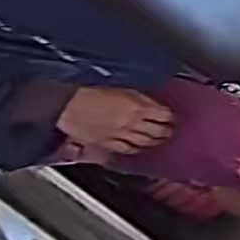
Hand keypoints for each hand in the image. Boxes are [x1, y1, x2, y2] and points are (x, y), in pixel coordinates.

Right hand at [57, 87, 175, 154]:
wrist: (67, 104)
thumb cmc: (92, 93)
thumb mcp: (125, 90)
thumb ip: (142, 100)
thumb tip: (153, 106)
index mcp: (139, 107)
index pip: (164, 115)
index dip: (170, 118)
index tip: (172, 118)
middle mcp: (133, 122)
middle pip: (157, 131)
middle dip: (166, 131)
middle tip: (170, 131)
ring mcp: (120, 134)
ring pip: (145, 142)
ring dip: (155, 142)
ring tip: (159, 140)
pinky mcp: (107, 143)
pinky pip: (126, 149)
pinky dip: (136, 150)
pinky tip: (139, 148)